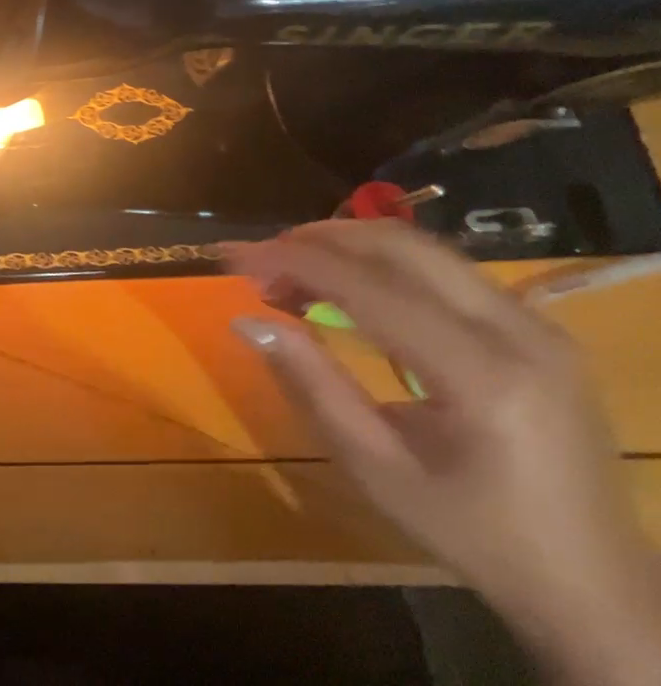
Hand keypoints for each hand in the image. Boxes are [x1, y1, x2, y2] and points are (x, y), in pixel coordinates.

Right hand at [224, 221, 660, 678]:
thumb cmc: (472, 531)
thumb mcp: (375, 466)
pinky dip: (384, 268)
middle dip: (318, 240)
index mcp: (483, 375)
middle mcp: (522, 333)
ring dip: (349, 249)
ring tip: (288, 274)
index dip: (292, 261)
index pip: (371, 287)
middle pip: (405, 248)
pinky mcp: (539, 332)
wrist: (590, 578)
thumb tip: (247, 321)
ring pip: (428, 252)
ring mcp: (539, 328)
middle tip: (257, 261)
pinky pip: (449, 274)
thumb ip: (312, 384)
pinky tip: (344, 292)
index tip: (229, 256)